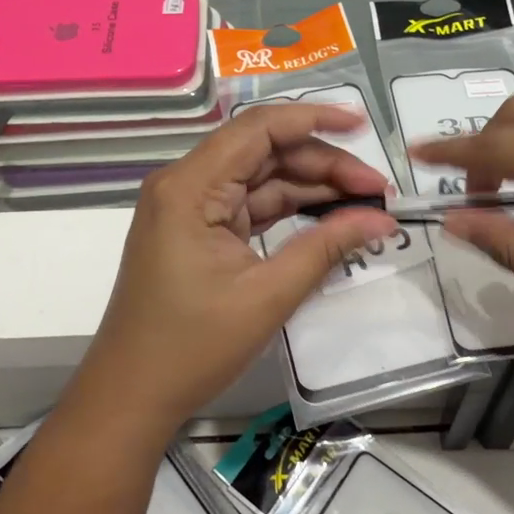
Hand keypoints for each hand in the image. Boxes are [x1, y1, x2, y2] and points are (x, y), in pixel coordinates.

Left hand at [76, 104, 398, 428]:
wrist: (131, 395)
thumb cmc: (192, 347)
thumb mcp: (267, 295)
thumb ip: (326, 247)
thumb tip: (382, 219)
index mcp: (190, 187)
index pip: (258, 128)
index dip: (313, 118)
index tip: (362, 125)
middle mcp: (186, 185)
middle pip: (263, 152)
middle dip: (323, 164)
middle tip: (378, 191)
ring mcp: (190, 208)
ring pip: (261, 179)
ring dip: (311, 187)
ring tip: (366, 204)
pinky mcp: (197, 232)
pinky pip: (250, 206)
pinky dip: (289, 211)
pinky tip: (331, 218)